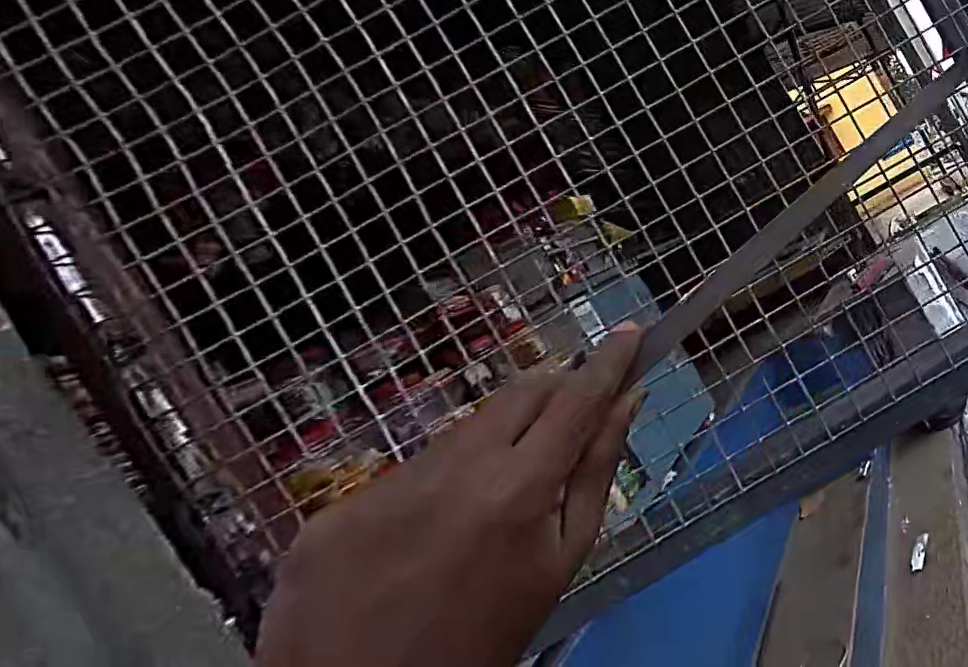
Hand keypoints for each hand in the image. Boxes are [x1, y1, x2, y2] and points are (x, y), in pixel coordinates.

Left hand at [257, 324, 644, 666]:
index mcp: (518, 490)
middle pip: (522, 393)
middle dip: (554, 393)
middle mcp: (454, 470)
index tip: (630, 331)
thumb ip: (597, 470)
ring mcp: (388, 485)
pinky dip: (434, 483)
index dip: (609, 361)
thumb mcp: (562, 560)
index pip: (577, 399)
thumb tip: (627, 400)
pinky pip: (410, 470)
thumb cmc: (490, 636)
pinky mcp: (337, 509)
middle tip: (565, 421)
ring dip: (493, 444)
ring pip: (466, 430)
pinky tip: (425, 531)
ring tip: (484, 503)